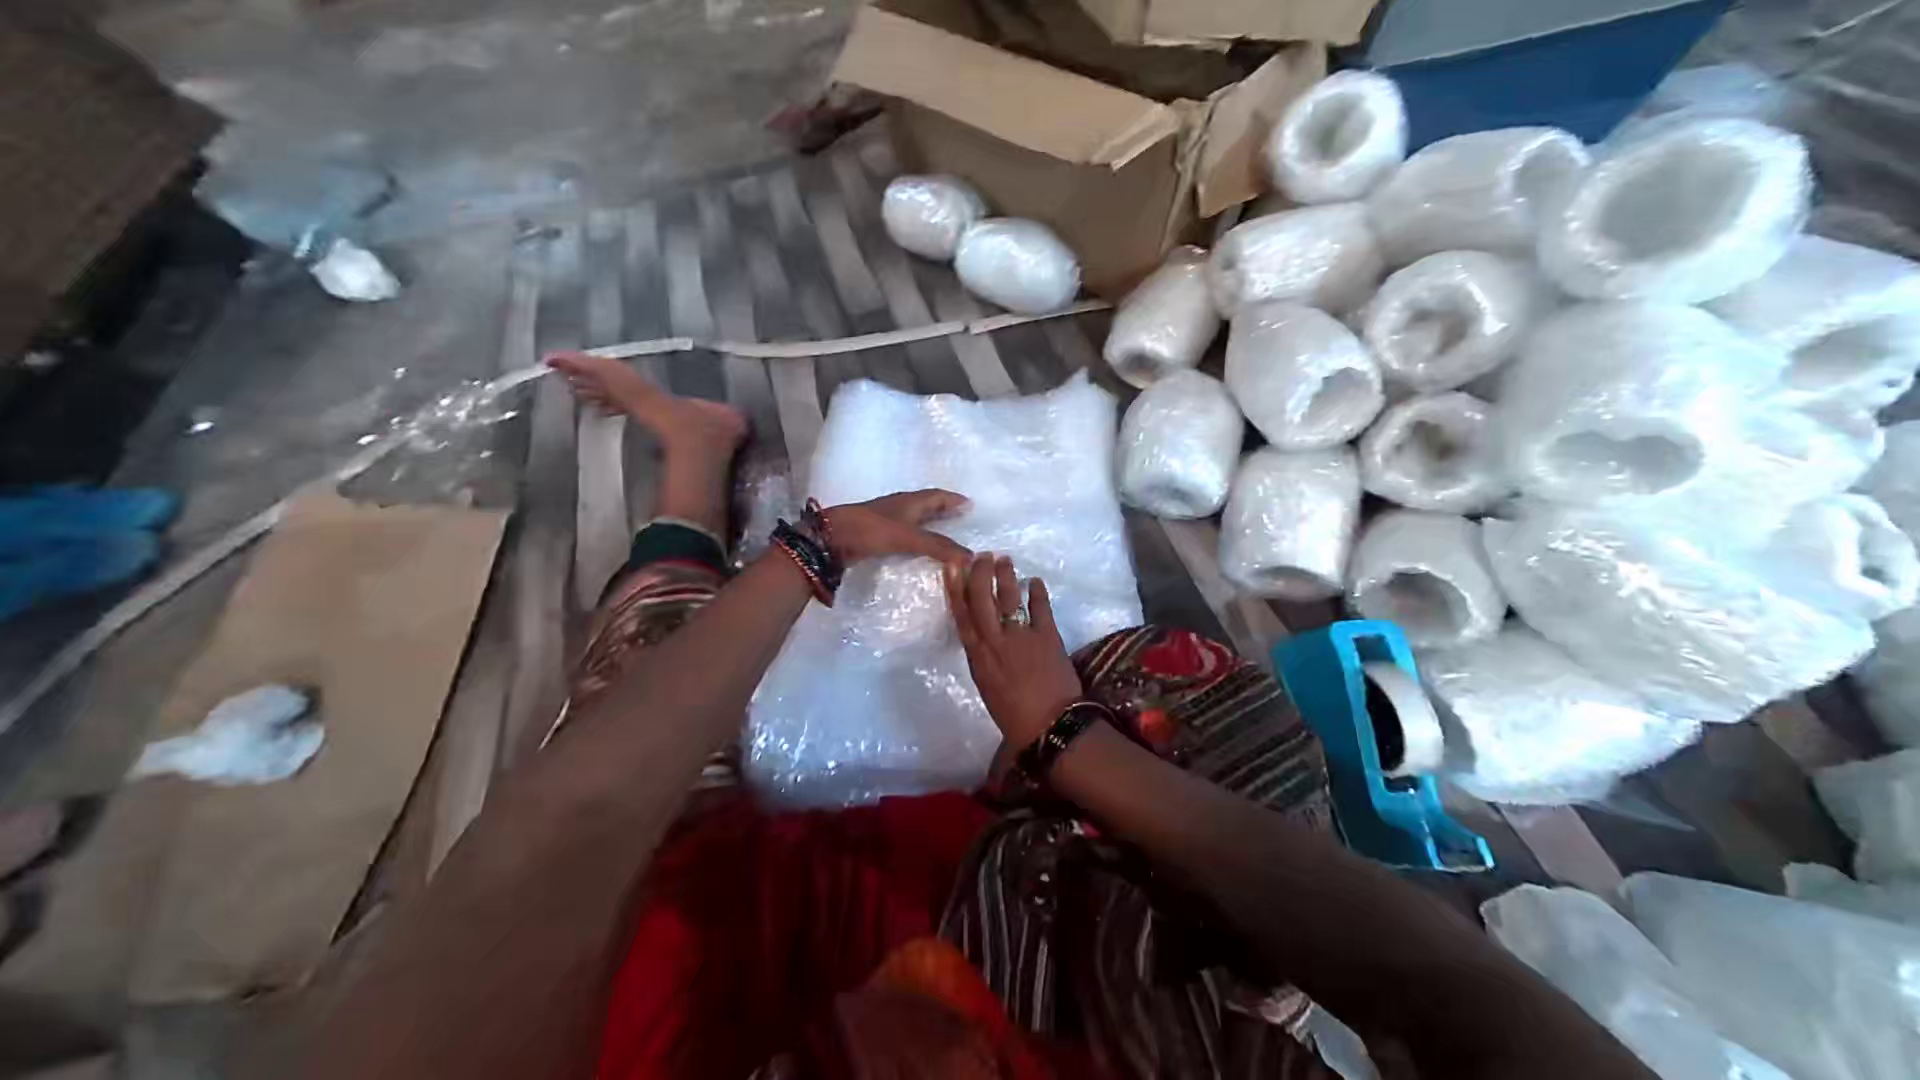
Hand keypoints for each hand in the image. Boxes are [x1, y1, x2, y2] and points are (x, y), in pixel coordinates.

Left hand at [825, 489, 971, 564]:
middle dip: (944, 509)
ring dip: (930, 523)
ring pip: (915, 519)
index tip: (969, 503)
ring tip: (944, 532)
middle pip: (927, 505)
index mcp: (910, 501)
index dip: (953, 499)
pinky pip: (904, 533)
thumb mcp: (907, 537)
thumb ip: (937, 546)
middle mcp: (900, 507)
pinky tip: (917, 547)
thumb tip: (970, 557)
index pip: (937, 496)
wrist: (831, 538)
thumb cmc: (870, 529)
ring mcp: (887, 521)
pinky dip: (916, 537)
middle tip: (961, 515)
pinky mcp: (876, 535)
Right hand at [944, 553, 1084, 748]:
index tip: (951, 567)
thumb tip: (984, 638)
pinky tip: (1034, 580)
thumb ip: (984, 659)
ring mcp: (1022, 637)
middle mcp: (996, 641)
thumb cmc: (1014, 715)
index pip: (962, 615)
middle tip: (980, 555)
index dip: (955, 589)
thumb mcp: (988, 686)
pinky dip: (1037, 591)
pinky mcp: (1048, 636)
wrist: (1050, 726)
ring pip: (1009, 597)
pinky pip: (1041, 607)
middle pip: (982, 599)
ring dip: (1005, 575)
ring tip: (1004, 559)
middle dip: (979, 573)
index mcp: (978, 657)